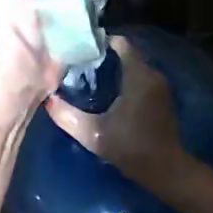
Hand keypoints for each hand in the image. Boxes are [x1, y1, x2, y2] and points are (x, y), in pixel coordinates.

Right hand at [44, 36, 193, 182]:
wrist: (165, 169)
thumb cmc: (130, 147)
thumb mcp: (92, 133)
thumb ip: (67, 115)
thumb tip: (48, 100)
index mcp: (139, 76)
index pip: (120, 42)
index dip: (99, 42)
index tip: (79, 51)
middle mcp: (153, 74)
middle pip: (126, 53)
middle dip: (103, 57)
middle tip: (78, 66)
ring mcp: (160, 86)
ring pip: (134, 66)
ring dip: (113, 69)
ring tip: (88, 79)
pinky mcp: (162, 98)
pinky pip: (141, 78)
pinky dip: (124, 80)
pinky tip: (107, 94)